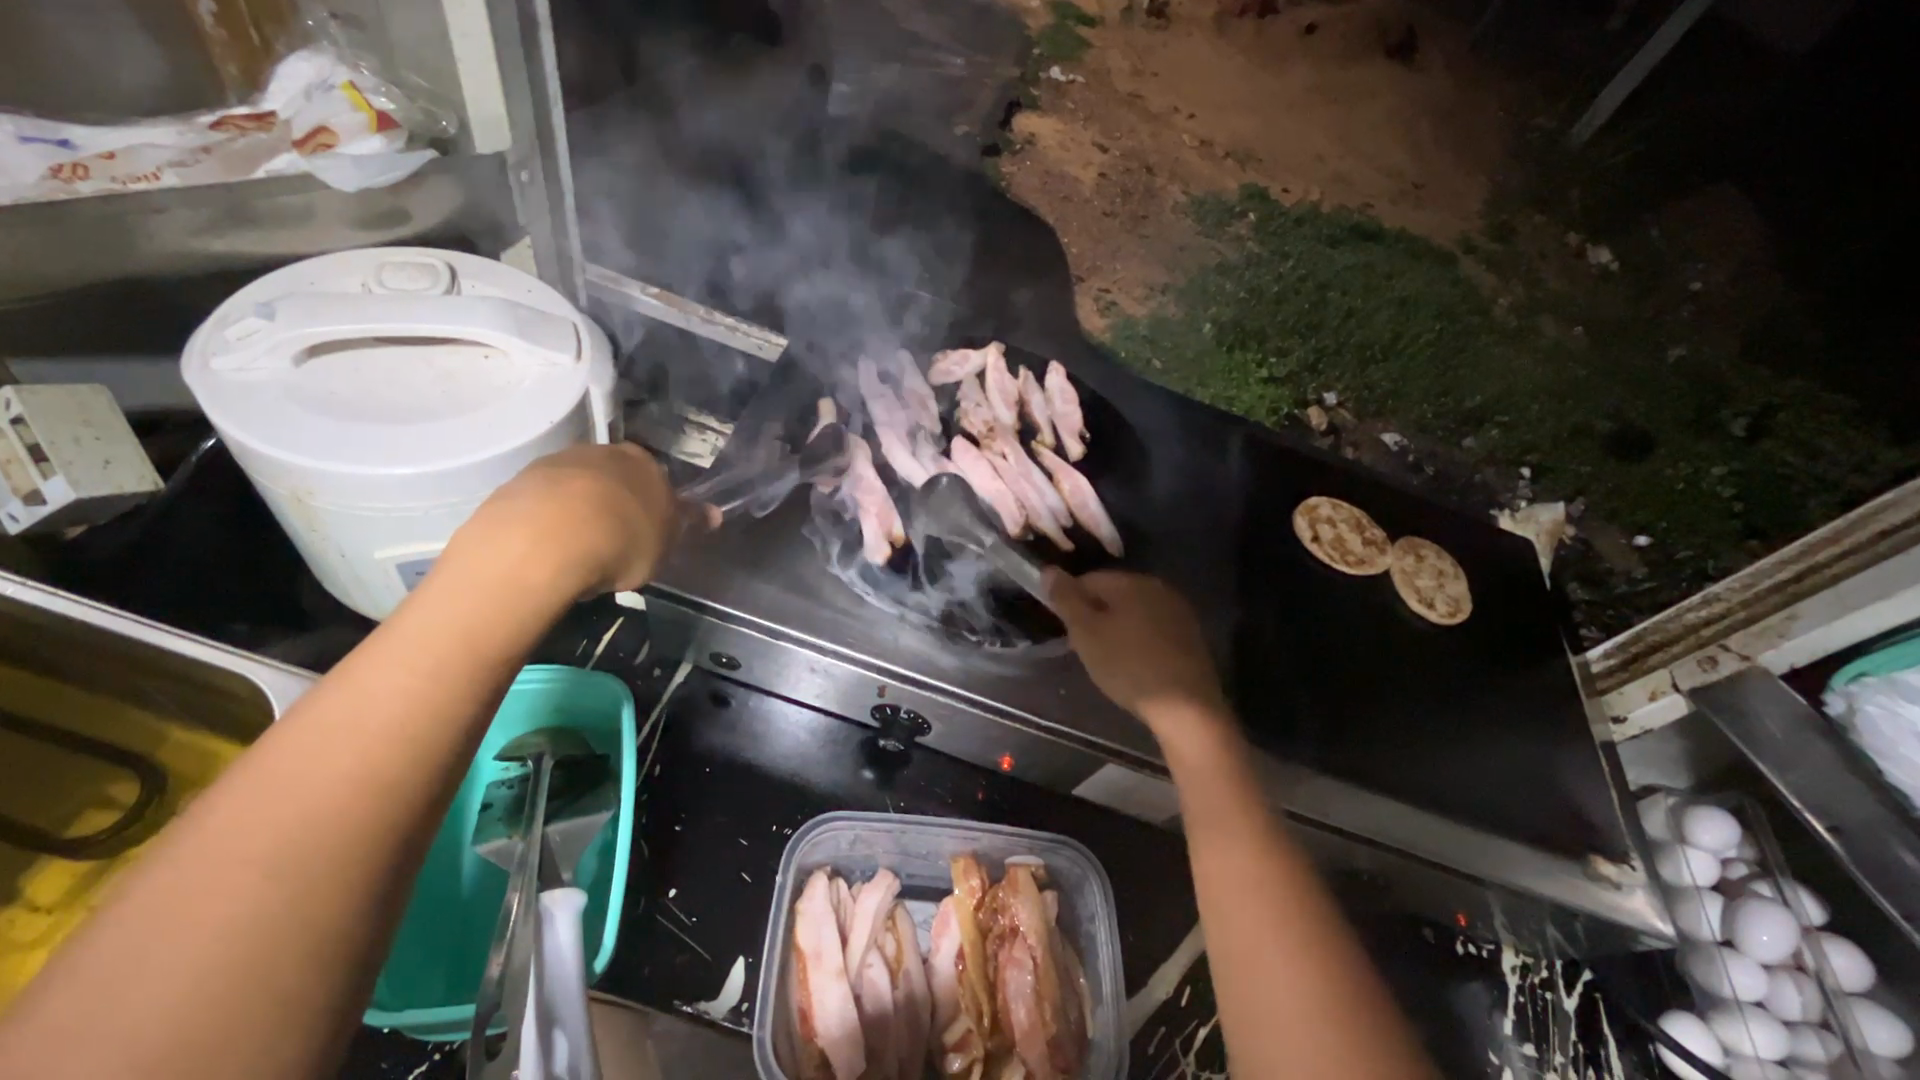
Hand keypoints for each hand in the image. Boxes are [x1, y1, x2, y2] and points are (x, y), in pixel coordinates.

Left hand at [444, 443, 697, 599]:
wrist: (549, 538)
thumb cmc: (624, 538)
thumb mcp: (667, 541)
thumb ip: (688, 523)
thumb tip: (714, 513)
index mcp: (643, 462)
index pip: (655, 477)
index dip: (653, 505)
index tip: (649, 531)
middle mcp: (601, 453)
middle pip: (613, 477)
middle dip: (614, 504)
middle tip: (615, 542)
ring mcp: (556, 464)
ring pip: (575, 488)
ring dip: (578, 512)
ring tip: (578, 553)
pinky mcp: (519, 483)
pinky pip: (542, 504)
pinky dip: (548, 523)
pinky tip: (549, 550)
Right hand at [1046, 569, 1230, 729]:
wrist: (1186, 707)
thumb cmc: (1128, 666)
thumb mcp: (1086, 633)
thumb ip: (1066, 599)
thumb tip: (1049, 570)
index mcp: (1132, 582)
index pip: (1089, 579)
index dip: (1070, 602)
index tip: (1065, 630)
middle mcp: (1158, 589)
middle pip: (1114, 595)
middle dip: (1094, 616)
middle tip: (1083, 649)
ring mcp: (1179, 613)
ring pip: (1134, 613)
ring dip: (1116, 630)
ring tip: (1107, 661)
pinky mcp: (1191, 637)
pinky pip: (1153, 631)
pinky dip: (1138, 642)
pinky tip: (1134, 666)